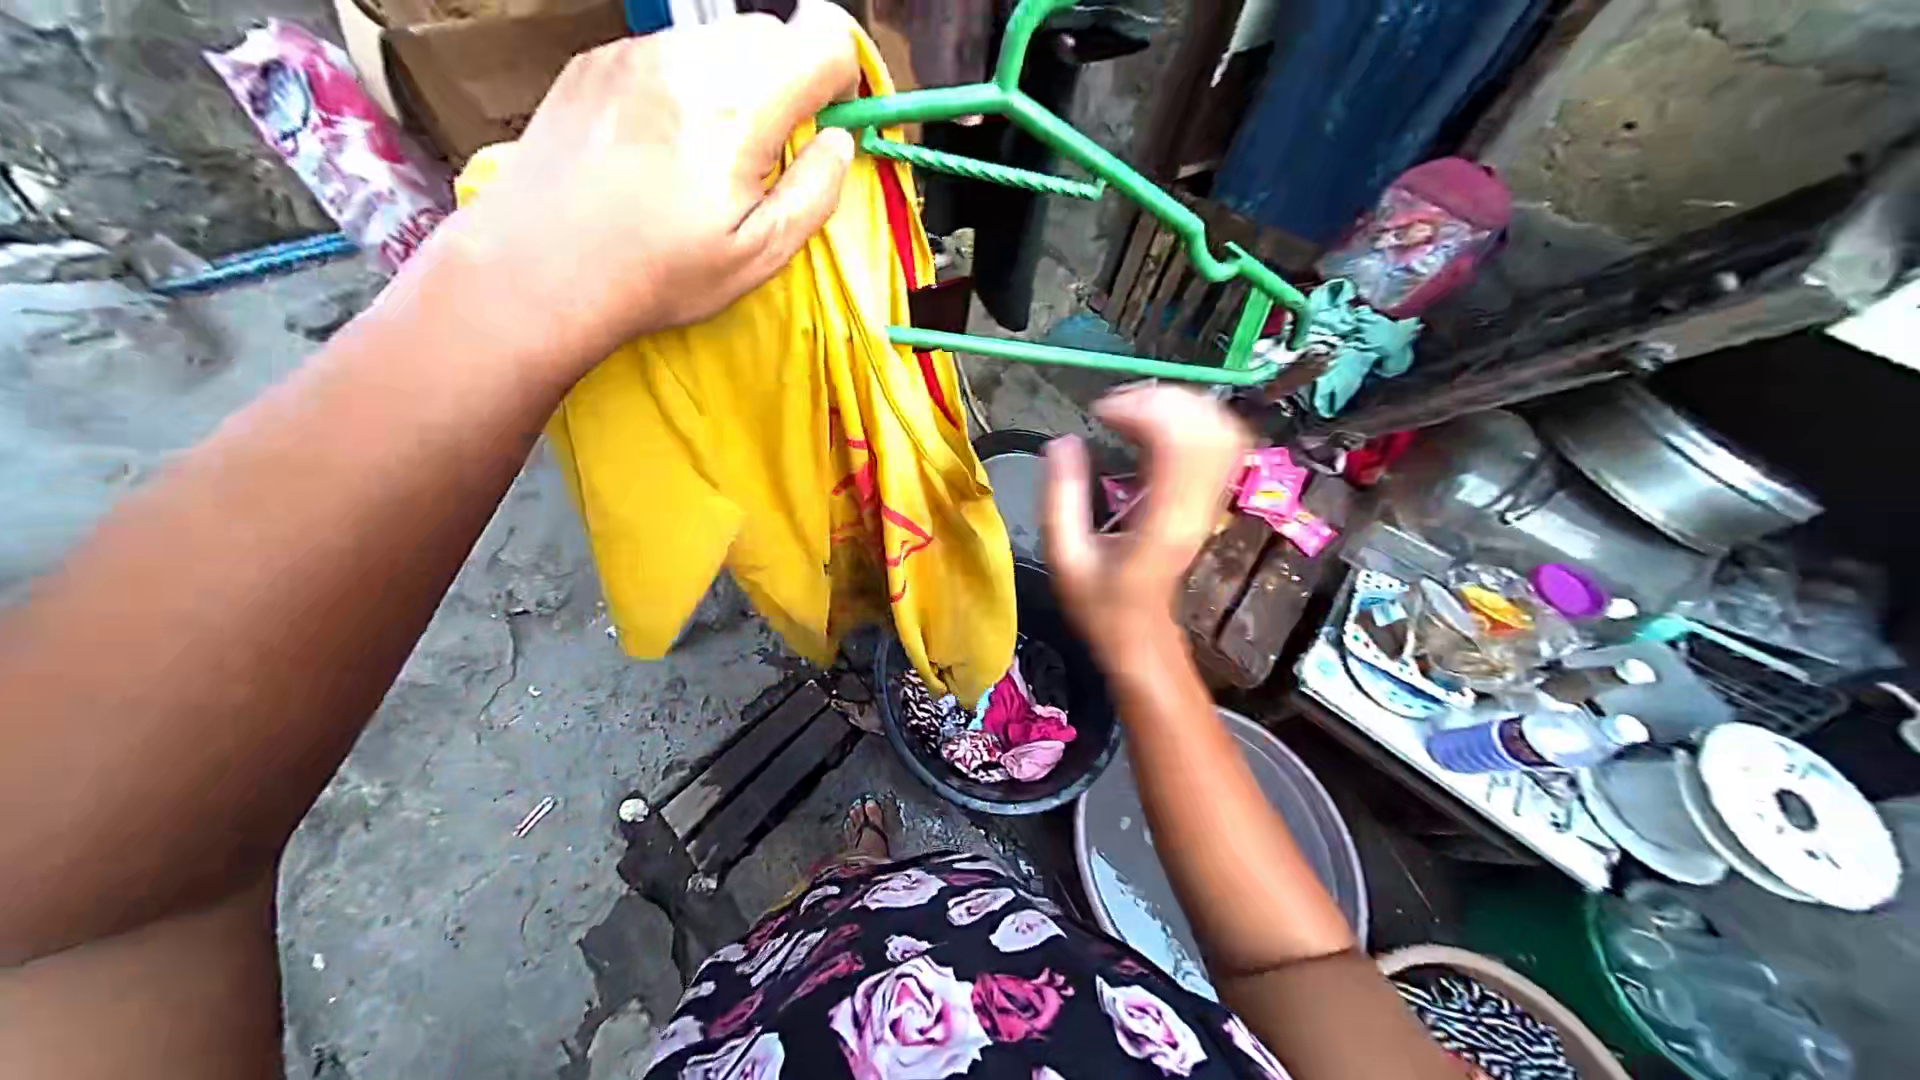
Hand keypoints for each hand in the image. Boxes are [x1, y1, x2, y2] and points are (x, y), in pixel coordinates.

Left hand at [429, 0, 860, 373]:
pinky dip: (688, 87)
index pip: (822, 35)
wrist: (543, 265)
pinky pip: (669, 53)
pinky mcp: (598, 59)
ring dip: (737, 85)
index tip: (825, 124)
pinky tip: (664, 145)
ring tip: (709, 155)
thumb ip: (816, 193)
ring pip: (719, 41)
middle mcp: (688, 58)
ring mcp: (636, 52)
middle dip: (789, 83)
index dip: (840, 78)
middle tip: (766, 152)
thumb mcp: (761, 254)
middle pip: (772, 32)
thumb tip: (840, 143)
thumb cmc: (662, 271)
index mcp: (739, 108)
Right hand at [1043, 386, 1250, 659]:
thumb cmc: (1100, 604)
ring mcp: (1209, 503)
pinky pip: (1218, 445)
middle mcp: (1196, 507)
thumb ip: (1060, 497)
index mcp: (1162, 522)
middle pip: (1206, 426)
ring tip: (1133, 410)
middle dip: (1160, 399)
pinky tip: (1156, 423)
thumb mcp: (1064, 557)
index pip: (1176, 442)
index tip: (1100, 412)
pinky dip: (1190, 420)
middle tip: (1115, 406)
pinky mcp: (1208, 500)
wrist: (1141, 637)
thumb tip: (1061, 442)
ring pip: (1220, 430)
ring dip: (1178, 406)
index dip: (1141, 409)